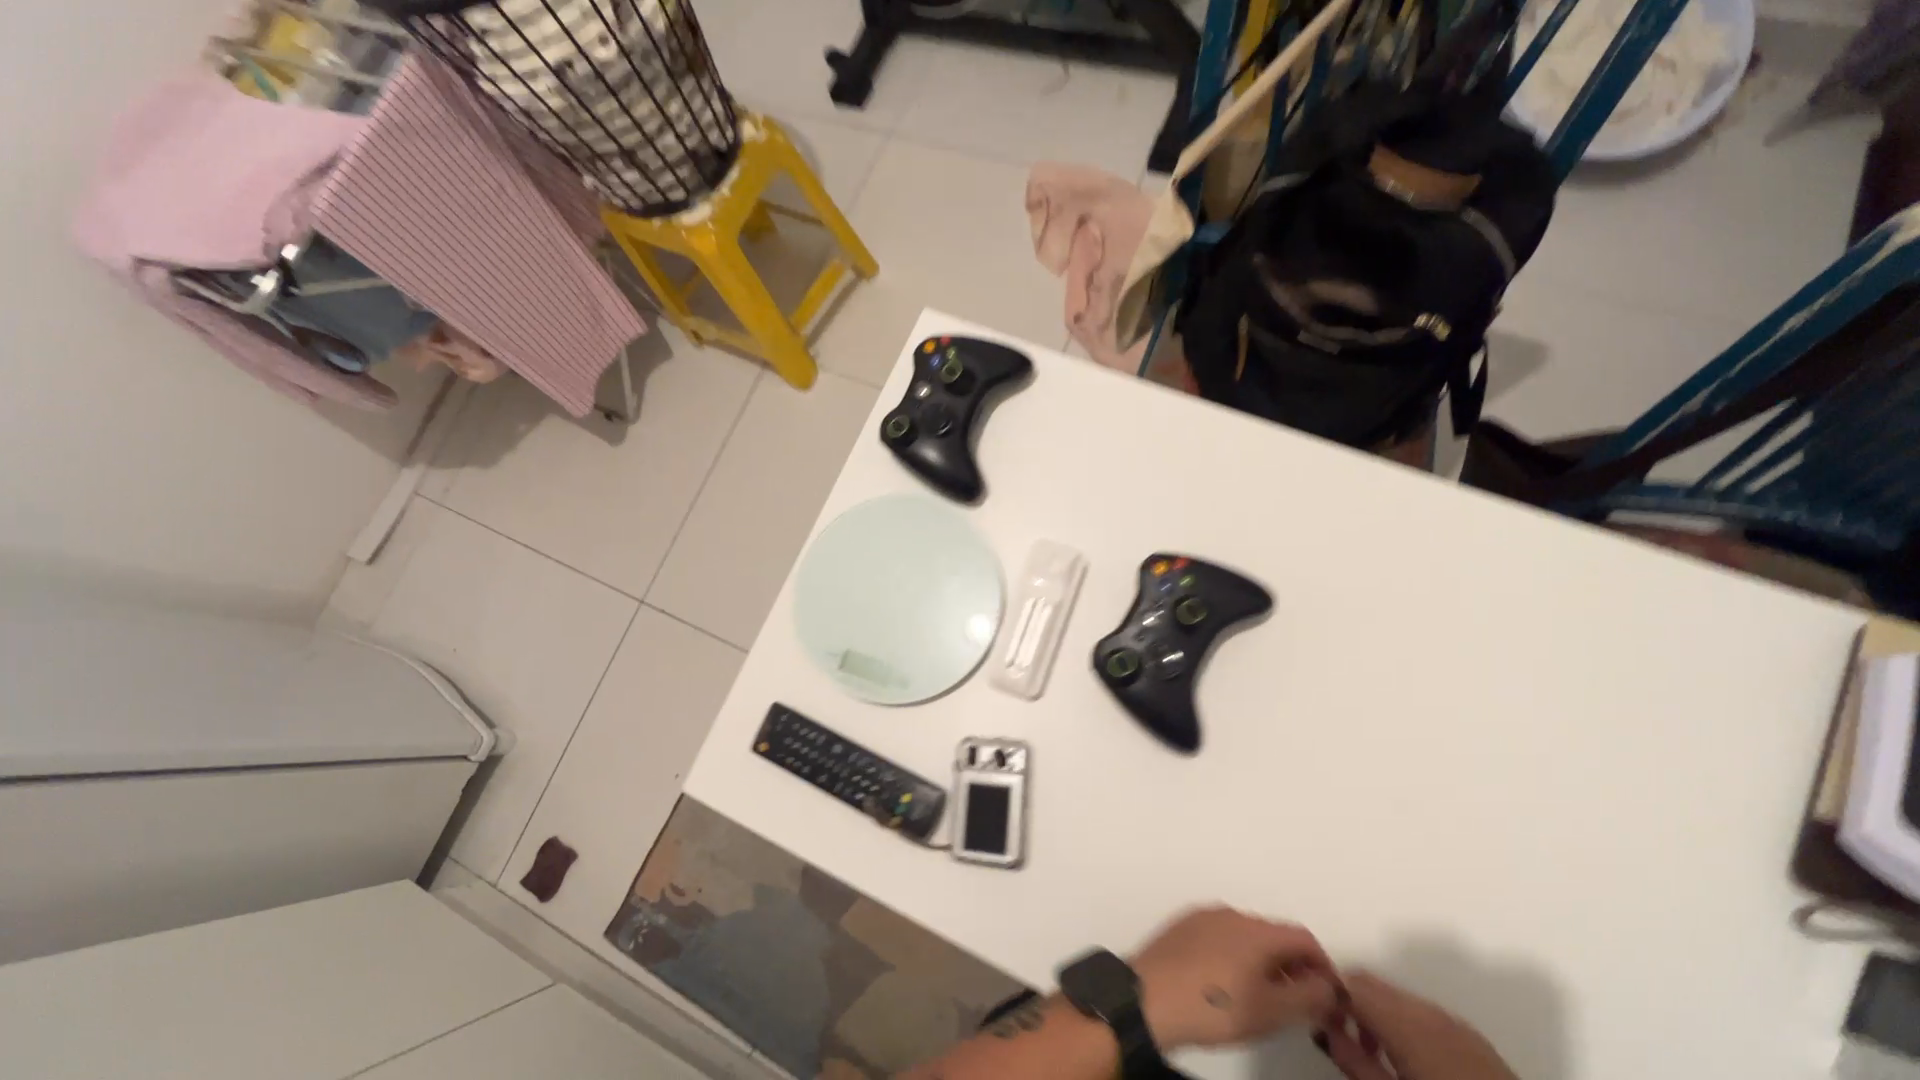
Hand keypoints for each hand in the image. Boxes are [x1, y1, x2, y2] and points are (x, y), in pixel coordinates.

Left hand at [1128, 906, 1339, 1049]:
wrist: (1144, 1001)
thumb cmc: (1212, 1008)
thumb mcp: (1269, 1013)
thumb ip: (1307, 998)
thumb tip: (1327, 986)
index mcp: (1255, 930)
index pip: (1303, 938)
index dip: (1322, 966)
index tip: (1326, 996)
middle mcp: (1229, 913)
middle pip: (1273, 935)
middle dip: (1291, 966)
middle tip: (1295, 1002)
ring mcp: (1201, 917)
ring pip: (1245, 935)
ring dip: (1262, 961)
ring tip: (1260, 997)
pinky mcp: (1180, 927)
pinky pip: (1219, 936)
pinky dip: (1234, 955)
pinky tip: (1225, 984)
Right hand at [1318, 972, 1517, 1079]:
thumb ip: (1352, 1059)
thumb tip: (1324, 1030)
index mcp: (1404, 1022)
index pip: (1351, 982)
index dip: (1326, 991)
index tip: (1313, 1011)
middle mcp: (1427, 1009)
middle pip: (1372, 983)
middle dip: (1348, 998)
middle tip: (1334, 1029)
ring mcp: (1452, 1020)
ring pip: (1396, 996)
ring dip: (1374, 1010)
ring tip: (1367, 1048)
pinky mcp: (1469, 1034)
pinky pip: (1422, 1012)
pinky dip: (1401, 1020)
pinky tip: (1402, 1054)